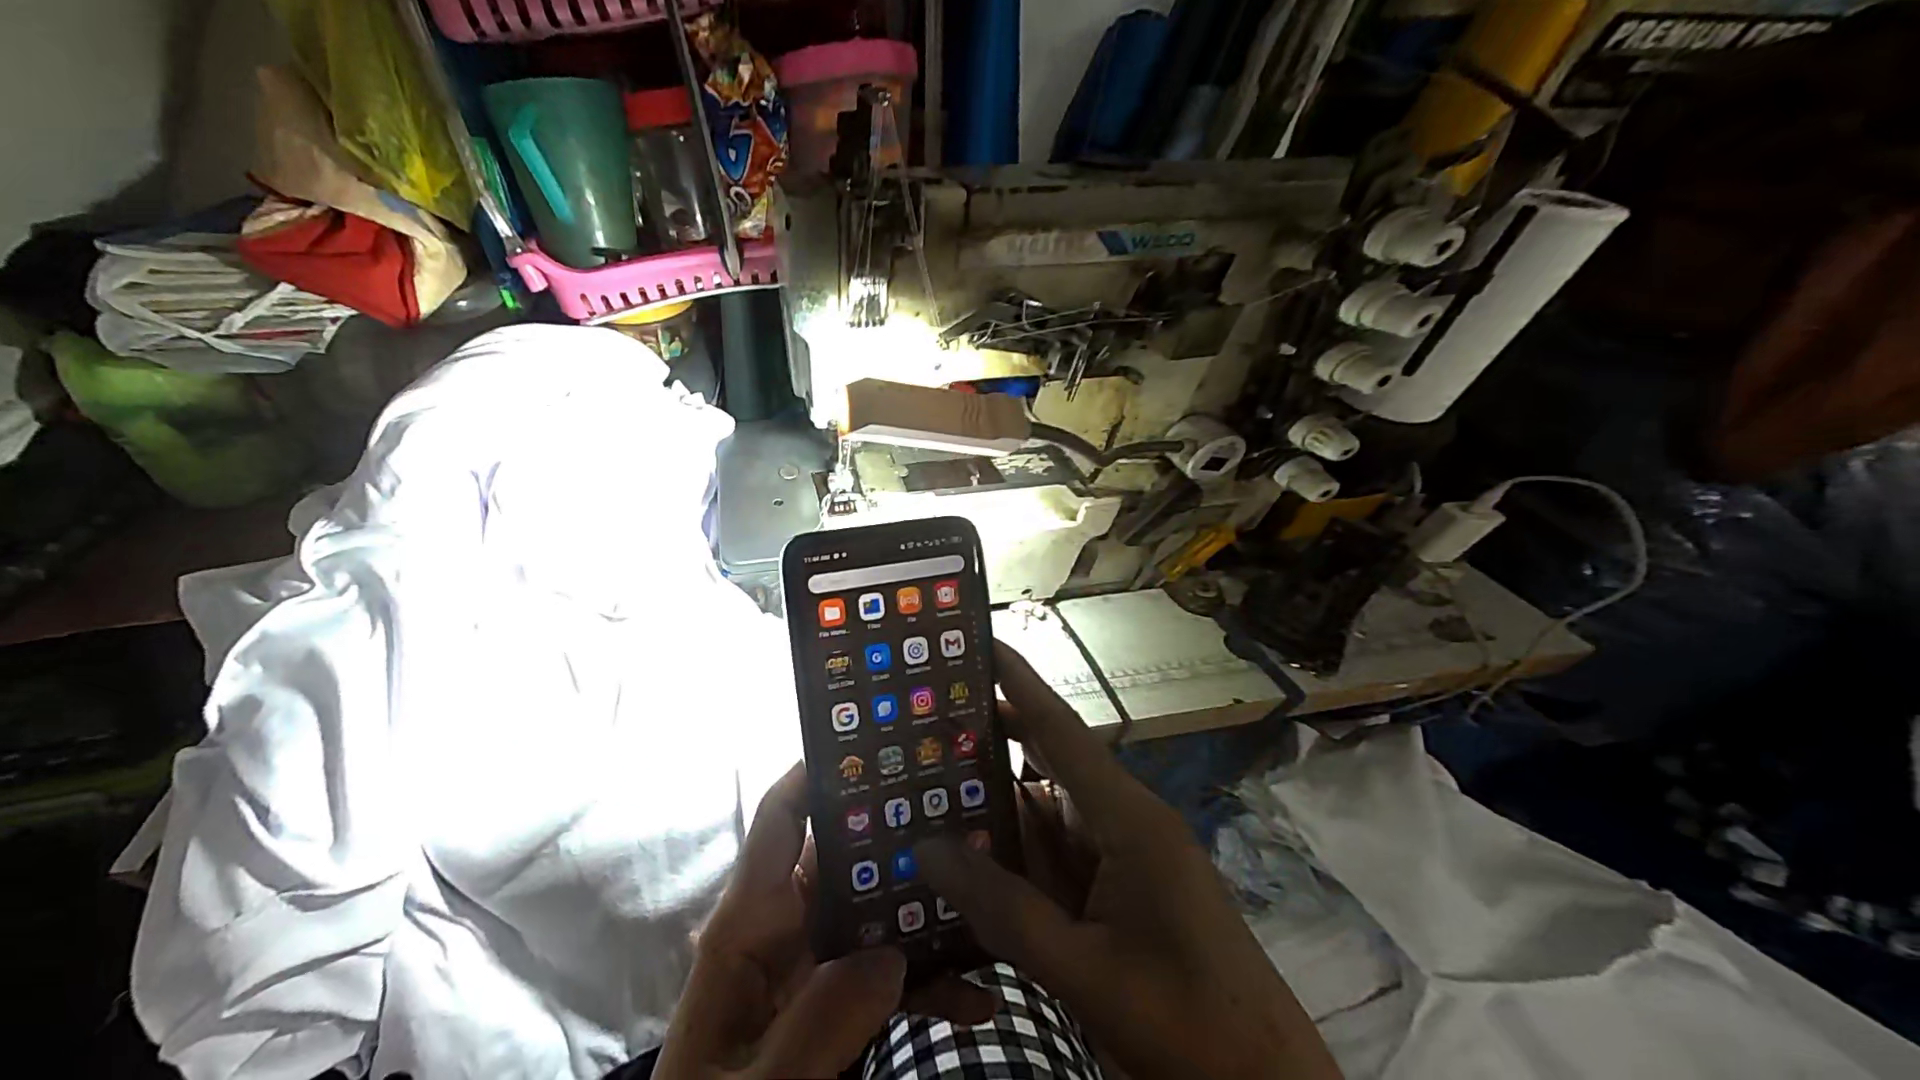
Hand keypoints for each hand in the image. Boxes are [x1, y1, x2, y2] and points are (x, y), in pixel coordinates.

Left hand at [656, 764, 996, 1078]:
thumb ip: (817, 1023)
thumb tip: (890, 956)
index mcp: (749, 926)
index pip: (780, 821)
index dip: (820, 771)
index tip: (881, 740)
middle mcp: (785, 928)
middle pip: (847, 854)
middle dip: (902, 831)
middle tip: (968, 806)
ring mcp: (815, 965)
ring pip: (880, 910)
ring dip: (931, 906)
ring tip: (991, 892)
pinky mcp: (837, 1002)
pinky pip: (890, 974)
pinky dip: (932, 981)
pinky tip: (980, 998)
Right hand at [915, 643, 1341, 1079]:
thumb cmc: (1187, 1022)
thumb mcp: (1085, 970)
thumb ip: (1005, 911)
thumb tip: (928, 850)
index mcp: (1128, 821)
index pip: (1062, 732)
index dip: (1022, 683)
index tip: (982, 642)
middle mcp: (1122, 826)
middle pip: (1045, 768)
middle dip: (990, 744)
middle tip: (922, 722)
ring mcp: (1118, 863)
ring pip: (1043, 819)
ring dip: (992, 809)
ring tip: (925, 784)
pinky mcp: (1114, 897)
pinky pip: (1051, 862)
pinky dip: (1010, 858)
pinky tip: (964, 858)